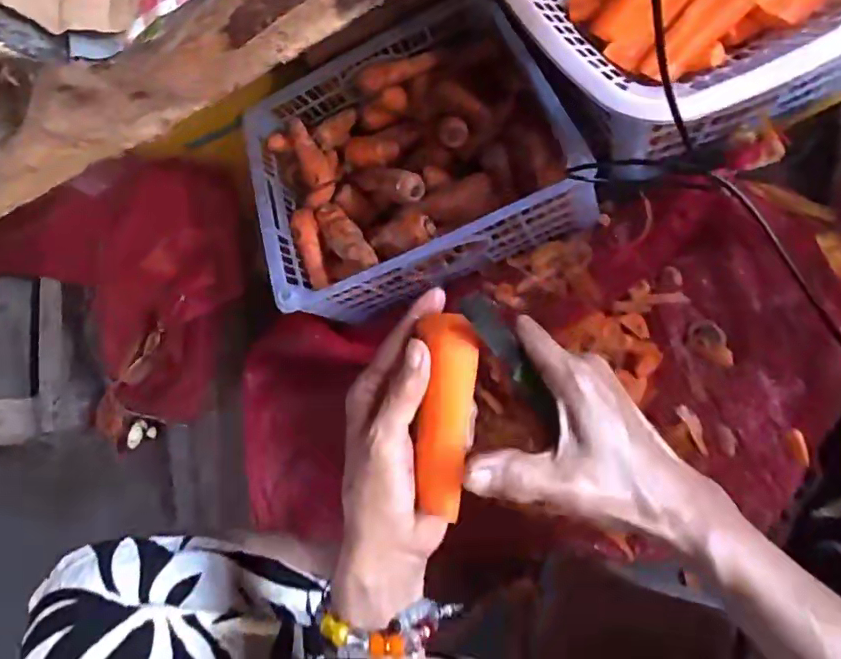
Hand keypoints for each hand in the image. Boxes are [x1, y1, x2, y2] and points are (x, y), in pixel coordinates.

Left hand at [331, 288, 450, 628]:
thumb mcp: (385, 438)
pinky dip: (464, 414)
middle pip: (421, 359)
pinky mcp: (435, 442)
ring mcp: (415, 420)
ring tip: (469, 377)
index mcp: (371, 393)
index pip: (395, 345)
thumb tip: (420, 345)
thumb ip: (404, 393)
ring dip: (456, 383)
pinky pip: (455, 417)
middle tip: (466, 327)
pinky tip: (469, 418)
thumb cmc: (377, 489)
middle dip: (442, 343)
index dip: (415, 318)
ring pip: (442, 386)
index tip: (439, 293)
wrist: (392, 547)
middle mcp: (392, 399)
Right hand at [462, 315, 740, 560]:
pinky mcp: (608, 392)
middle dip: (508, 367)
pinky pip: (565, 377)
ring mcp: (600, 376)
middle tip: (480, 395)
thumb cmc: (621, 488)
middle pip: (534, 352)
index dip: (498, 329)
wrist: (679, 505)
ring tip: (506, 410)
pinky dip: (547, 391)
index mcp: (572, 375)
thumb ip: (513, 474)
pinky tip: (540, 423)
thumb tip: (464, 471)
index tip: (468, 335)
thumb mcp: (563, 485)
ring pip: (550, 366)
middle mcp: (585, 365)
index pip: (527, 332)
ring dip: (528, 382)